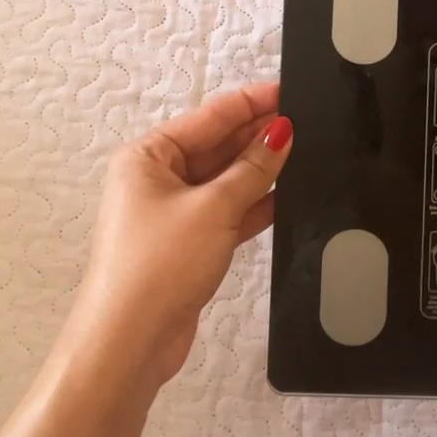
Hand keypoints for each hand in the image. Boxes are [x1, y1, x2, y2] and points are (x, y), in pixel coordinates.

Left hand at [0, 84, 291, 436]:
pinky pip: (228, 210)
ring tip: (305, 153)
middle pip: (218, 146)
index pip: (210, 117)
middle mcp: (156, 178)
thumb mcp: (214, 208)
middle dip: (258, 135)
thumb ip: (253, 168)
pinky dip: (254, 203)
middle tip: (307, 121)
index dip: (251, 102)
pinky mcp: (188, 242)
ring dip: (260, 170)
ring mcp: (173, 212)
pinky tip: (288, 194)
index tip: (290, 90)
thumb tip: (282, 131)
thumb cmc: (160, 265)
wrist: (129, 346)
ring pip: (225, 179)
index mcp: (149, 156)